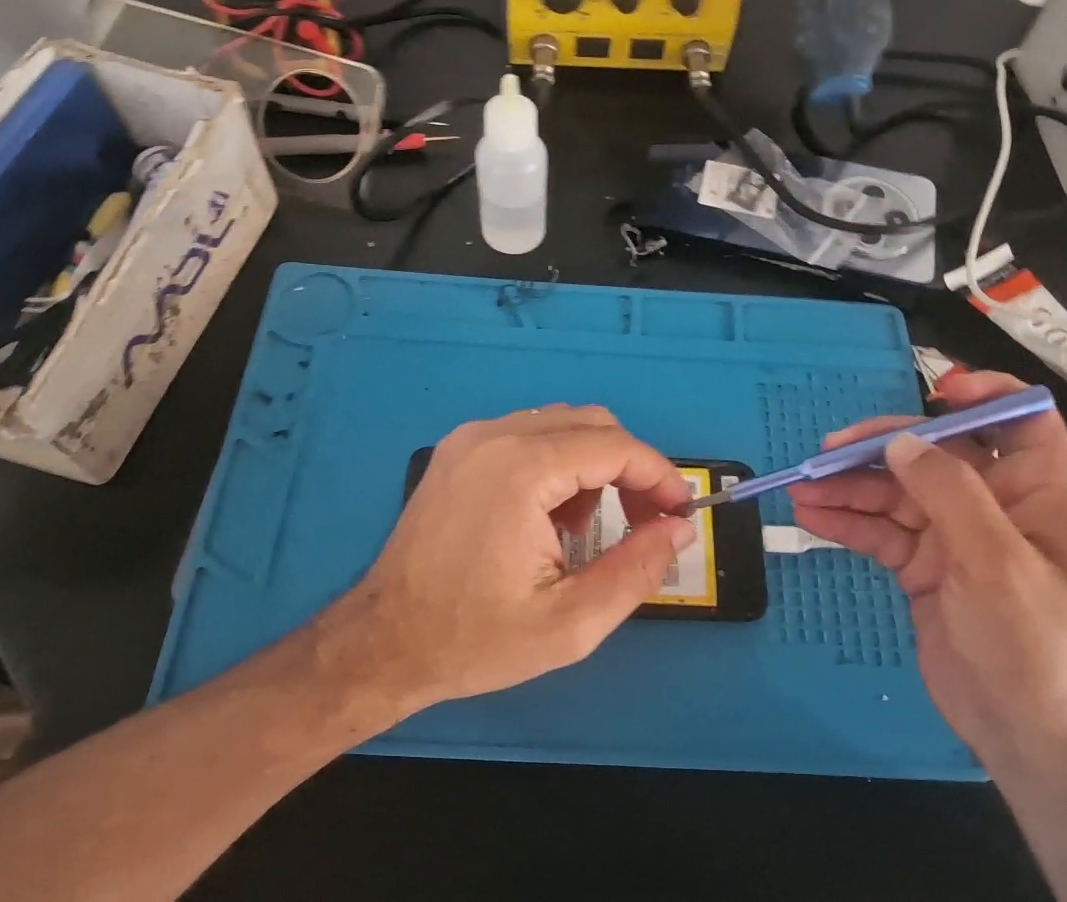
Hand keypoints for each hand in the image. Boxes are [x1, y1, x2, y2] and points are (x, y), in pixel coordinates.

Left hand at [338, 406, 694, 710]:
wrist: (384, 643)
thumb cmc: (475, 639)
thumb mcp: (571, 622)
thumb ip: (637, 569)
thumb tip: (679, 529)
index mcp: (522, 470)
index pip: (616, 446)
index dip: (660, 476)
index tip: (681, 514)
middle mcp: (494, 437)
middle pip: (592, 423)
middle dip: (630, 468)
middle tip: (644, 523)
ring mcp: (469, 439)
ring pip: (560, 425)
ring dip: (593, 466)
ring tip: (588, 531)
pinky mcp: (456, 452)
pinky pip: (527, 435)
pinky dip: (556, 464)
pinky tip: (548, 519)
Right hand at [788, 372, 1066, 771]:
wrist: (1027, 734)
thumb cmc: (1034, 644)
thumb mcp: (997, 562)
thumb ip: (950, 493)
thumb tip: (902, 442)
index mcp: (1038, 493)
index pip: (1023, 421)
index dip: (987, 395)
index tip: (936, 391)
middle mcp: (997, 506)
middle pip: (936, 455)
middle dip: (883, 449)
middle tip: (827, 453)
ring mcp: (957, 538)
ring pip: (898, 494)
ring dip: (851, 487)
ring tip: (802, 487)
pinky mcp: (925, 569)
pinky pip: (882, 533)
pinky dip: (847, 522)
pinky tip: (811, 517)